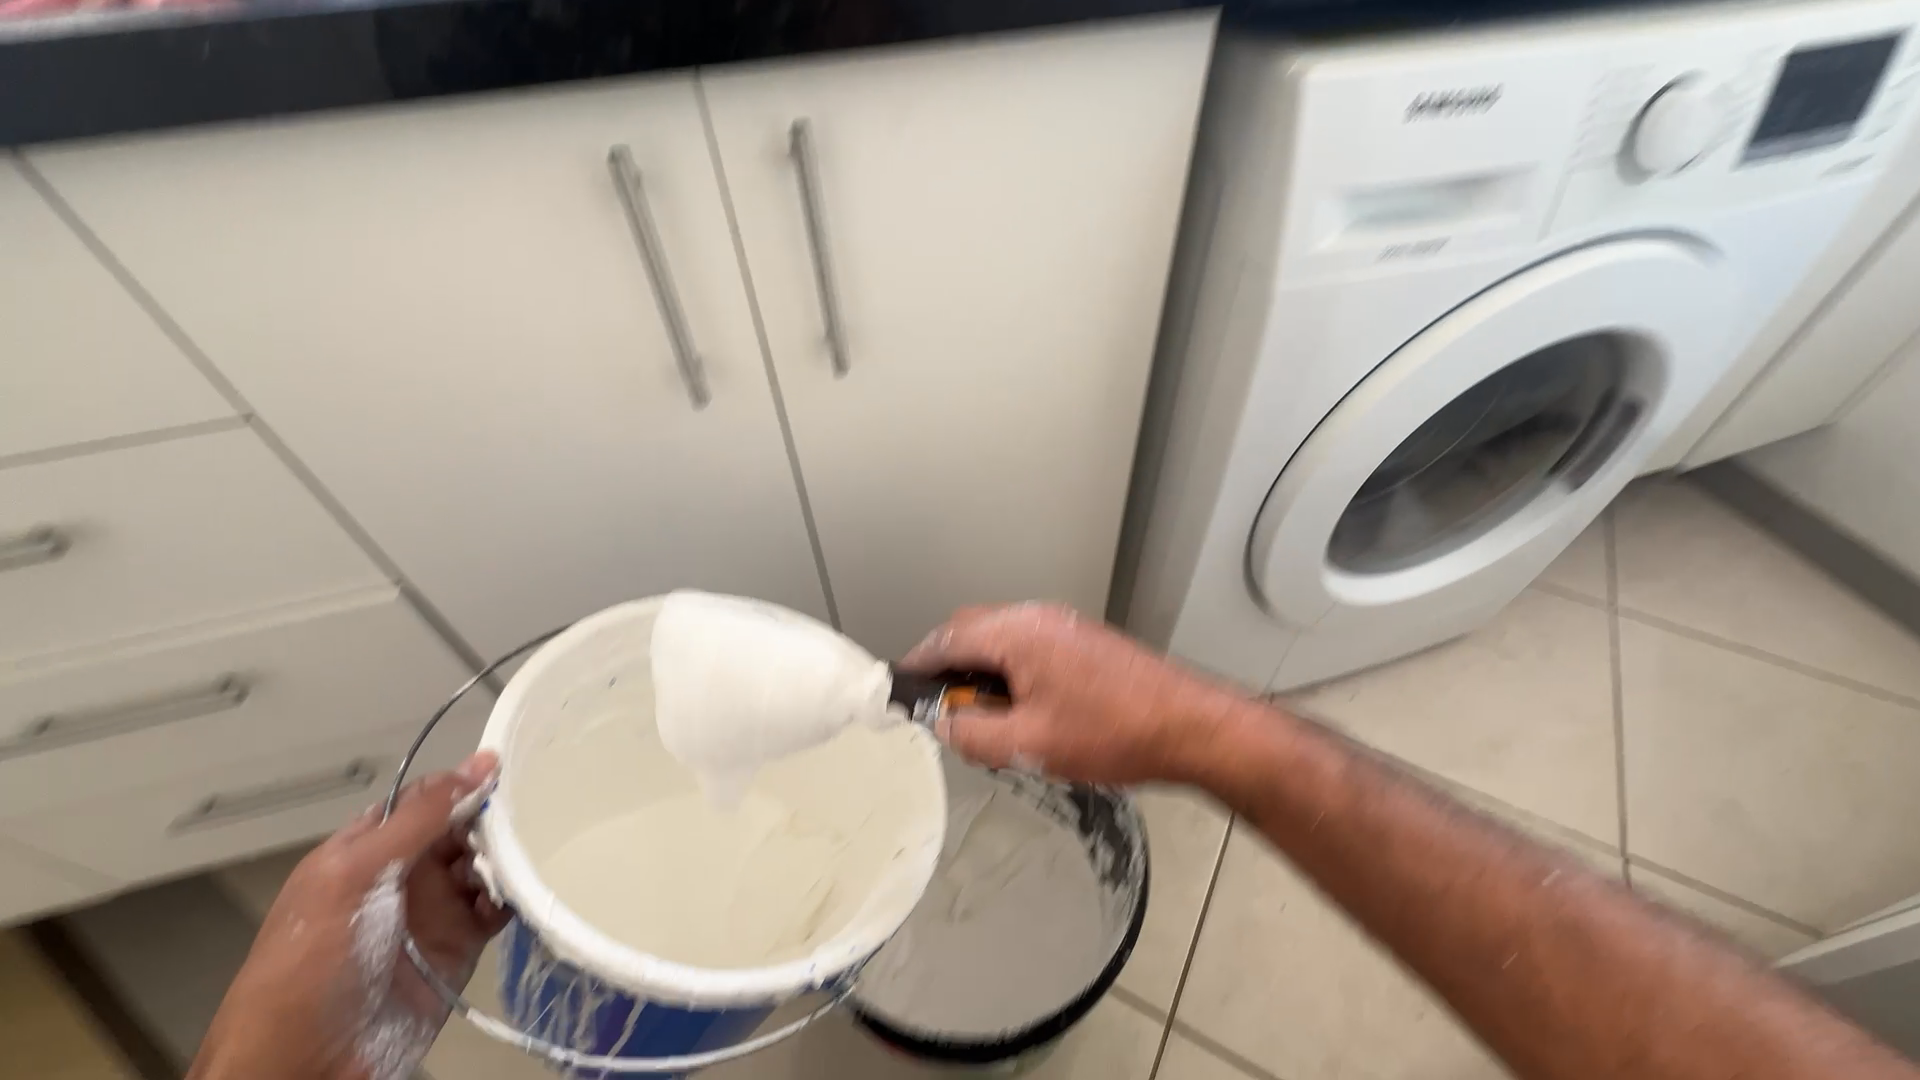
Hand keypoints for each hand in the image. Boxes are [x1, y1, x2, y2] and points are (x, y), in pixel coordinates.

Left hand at [188, 752, 508, 1079]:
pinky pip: (500, 905)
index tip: (509, 771)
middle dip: (495, 819)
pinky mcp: (463, 942)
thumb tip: (484, 760)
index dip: (464, 783)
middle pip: (464, 826)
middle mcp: (405, 872)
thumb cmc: (316, 961)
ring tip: (524, 858)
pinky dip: (517, 894)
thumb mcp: (357, 876)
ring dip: (510, 857)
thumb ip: (421, 817)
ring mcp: (436, 908)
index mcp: (368, 849)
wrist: (307, 1067)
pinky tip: (524, 892)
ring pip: (488, 862)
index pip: (426, 798)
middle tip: (528, 816)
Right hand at [902, 603, 1241, 784]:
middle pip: (971, 630)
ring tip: (982, 717)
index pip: (947, 637)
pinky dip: (1009, 670)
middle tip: (942, 709)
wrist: (1190, 726)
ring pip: (1001, 638)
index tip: (899, 690)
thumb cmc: (1111, 733)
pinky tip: (1020, 708)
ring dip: (981, 670)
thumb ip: (973, 733)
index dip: (917, 664)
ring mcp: (1062, 625)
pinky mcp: (1082, 640)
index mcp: (1016, 633)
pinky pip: (1028, 645)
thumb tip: (943, 723)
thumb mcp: (1030, 744)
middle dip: (948, 666)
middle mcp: (1036, 617)